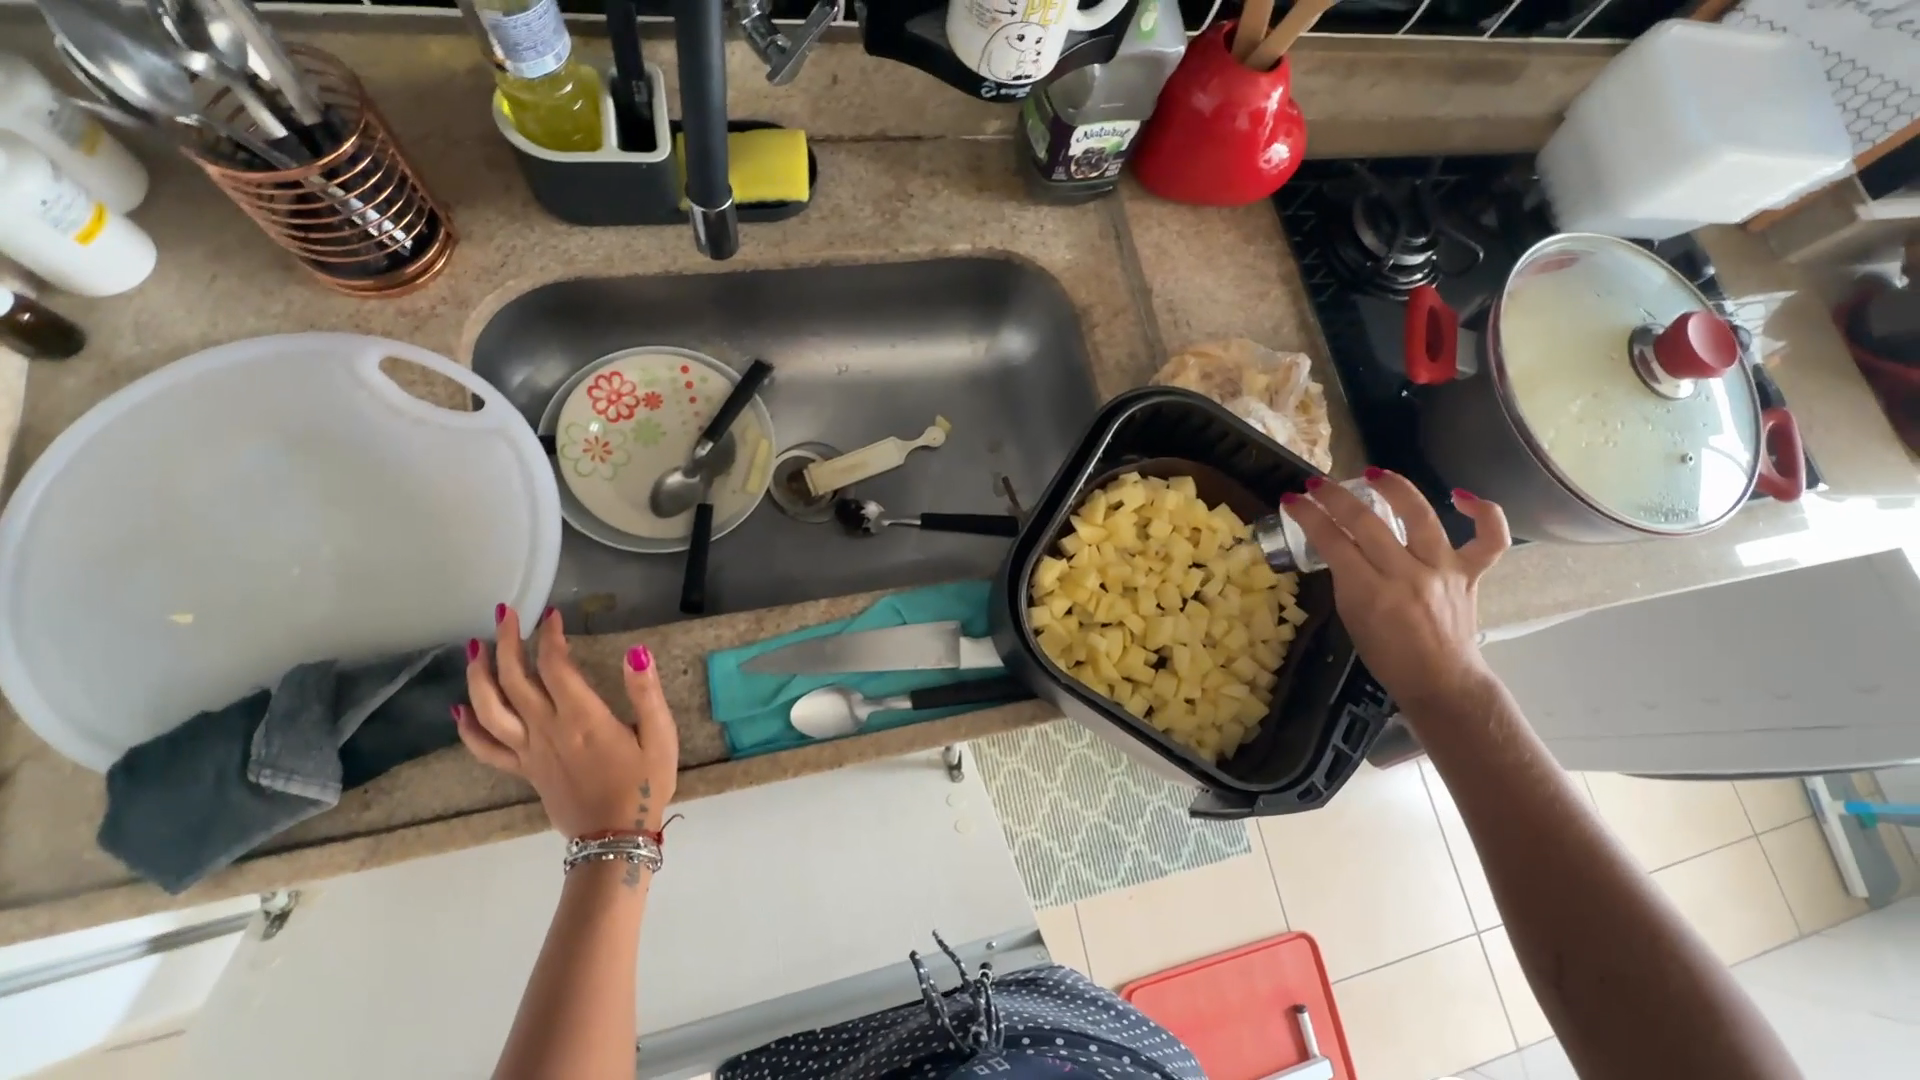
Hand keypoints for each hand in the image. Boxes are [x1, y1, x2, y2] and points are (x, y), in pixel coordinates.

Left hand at [455, 607, 679, 837]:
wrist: (615, 837)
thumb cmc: (644, 784)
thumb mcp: (660, 735)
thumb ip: (646, 693)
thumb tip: (635, 652)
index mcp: (581, 717)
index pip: (554, 664)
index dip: (549, 635)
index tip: (553, 615)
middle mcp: (547, 728)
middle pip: (514, 678)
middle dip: (506, 641)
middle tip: (505, 613)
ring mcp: (530, 751)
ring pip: (489, 708)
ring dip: (478, 675)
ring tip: (475, 648)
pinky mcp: (524, 770)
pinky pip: (486, 749)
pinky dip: (468, 728)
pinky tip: (460, 709)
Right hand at [1284, 470, 1510, 717]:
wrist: (1440, 681)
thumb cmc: (1386, 656)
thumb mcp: (1351, 616)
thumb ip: (1347, 577)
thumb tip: (1340, 542)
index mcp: (1369, 592)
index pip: (1332, 542)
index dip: (1308, 516)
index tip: (1292, 499)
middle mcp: (1407, 575)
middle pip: (1366, 523)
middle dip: (1335, 498)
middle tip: (1317, 483)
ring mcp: (1443, 571)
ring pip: (1421, 517)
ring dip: (1395, 489)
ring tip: (1374, 473)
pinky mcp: (1470, 574)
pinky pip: (1488, 539)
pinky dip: (1482, 512)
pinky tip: (1460, 496)